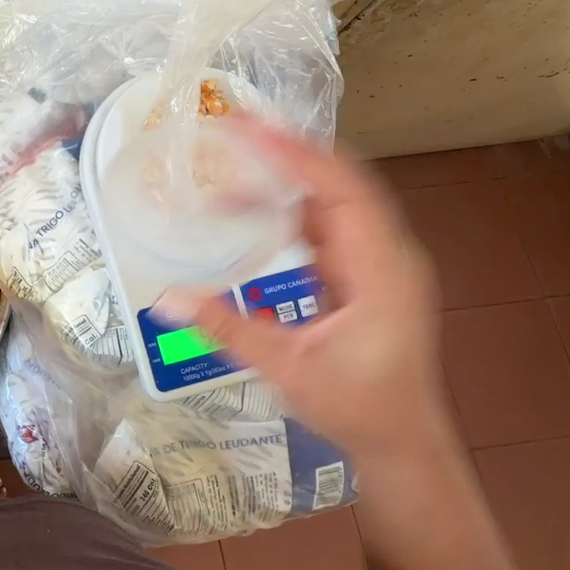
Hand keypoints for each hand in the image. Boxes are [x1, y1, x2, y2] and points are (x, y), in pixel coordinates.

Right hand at [157, 119, 450, 465]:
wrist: (403, 442)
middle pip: (340, 184)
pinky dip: (290, 205)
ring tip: (235, 157)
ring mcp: (376, 261)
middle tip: (236, 128)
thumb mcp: (288, 369)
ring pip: (332, 200)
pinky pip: (326, 223)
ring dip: (286, 177)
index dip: (298, 157)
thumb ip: (229, 329)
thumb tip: (167, 299)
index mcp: (382, 270)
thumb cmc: (357, 407)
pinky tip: (253, 203)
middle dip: (289, 151)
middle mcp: (384, 254)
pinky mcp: (361, 272)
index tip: (251, 131)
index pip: (344, 192)